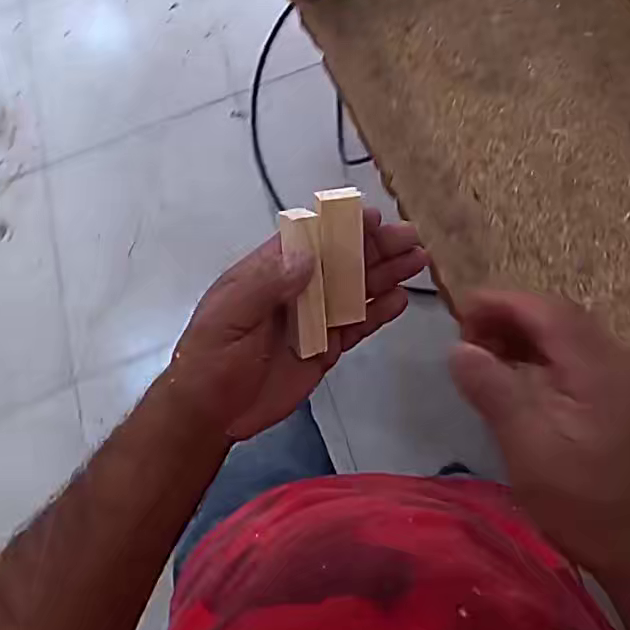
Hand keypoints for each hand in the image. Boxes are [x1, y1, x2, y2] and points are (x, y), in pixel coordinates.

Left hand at [156, 207, 426, 439]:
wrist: (211, 413)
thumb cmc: (211, 356)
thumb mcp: (230, 315)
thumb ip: (266, 284)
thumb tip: (305, 254)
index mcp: (268, 271)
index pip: (309, 239)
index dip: (340, 226)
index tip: (374, 217)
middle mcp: (295, 289)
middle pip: (339, 261)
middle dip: (374, 247)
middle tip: (411, 237)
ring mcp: (312, 319)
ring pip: (353, 290)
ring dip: (384, 274)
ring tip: (418, 260)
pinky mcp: (324, 349)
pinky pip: (355, 326)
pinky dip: (377, 313)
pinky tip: (400, 300)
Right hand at [448, 290, 629, 572]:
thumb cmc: (581, 502)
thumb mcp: (526, 447)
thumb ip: (493, 390)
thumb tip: (458, 348)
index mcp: (601, 370)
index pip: (546, 310)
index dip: (498, 302)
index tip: (458, 314)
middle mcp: (619, 361)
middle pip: (556, 314)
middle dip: (506, 315)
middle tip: (466, 336)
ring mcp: (623, 376)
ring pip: (564, 329)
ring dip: (519, 330)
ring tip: (481, 351)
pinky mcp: (619, 391)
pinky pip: (572, 350)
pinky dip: (536, 349)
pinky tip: (512, 369)